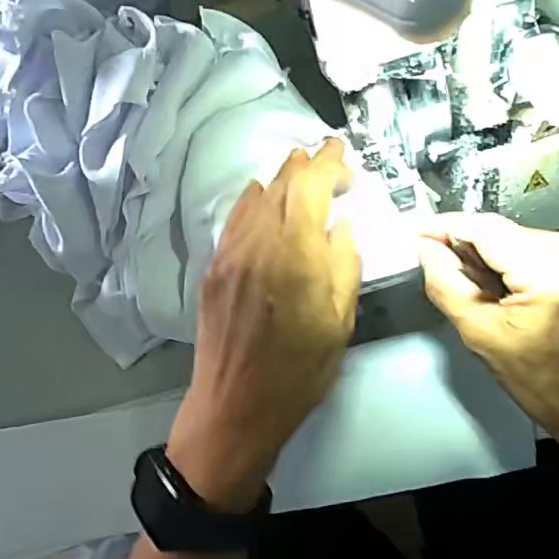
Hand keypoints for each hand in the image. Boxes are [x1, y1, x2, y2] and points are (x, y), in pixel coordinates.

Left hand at [167, 139, 360, 510]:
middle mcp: (258, 244)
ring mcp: (230, 255)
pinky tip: (261, 197)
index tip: (342, 153)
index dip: (327, 163)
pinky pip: (235, 221)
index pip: (310, 187)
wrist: (236, 406)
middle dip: (305, 165)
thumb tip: (340, 226)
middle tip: (327, 157)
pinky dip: (253, 201)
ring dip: (279, 179)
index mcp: (296, 255)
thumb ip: (344, 265)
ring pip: (254, 199)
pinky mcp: (214, 270)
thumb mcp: (341, 321)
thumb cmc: (300, 371)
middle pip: (280, 185)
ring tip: (298, 169)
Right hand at [416, 214, 558, 465]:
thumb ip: (446, 283)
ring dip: (486, 255)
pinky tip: (501, 288)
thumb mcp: (481, 335)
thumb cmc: (544, 383)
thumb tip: (425, 246)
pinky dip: (509, 261)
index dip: (445, 229)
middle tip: (437, 267)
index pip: (485, 230)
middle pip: (499, 231)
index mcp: (553, 272)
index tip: (415, 233)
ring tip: (476, 290)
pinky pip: (532, 246)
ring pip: (513, 236)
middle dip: (465, 245)